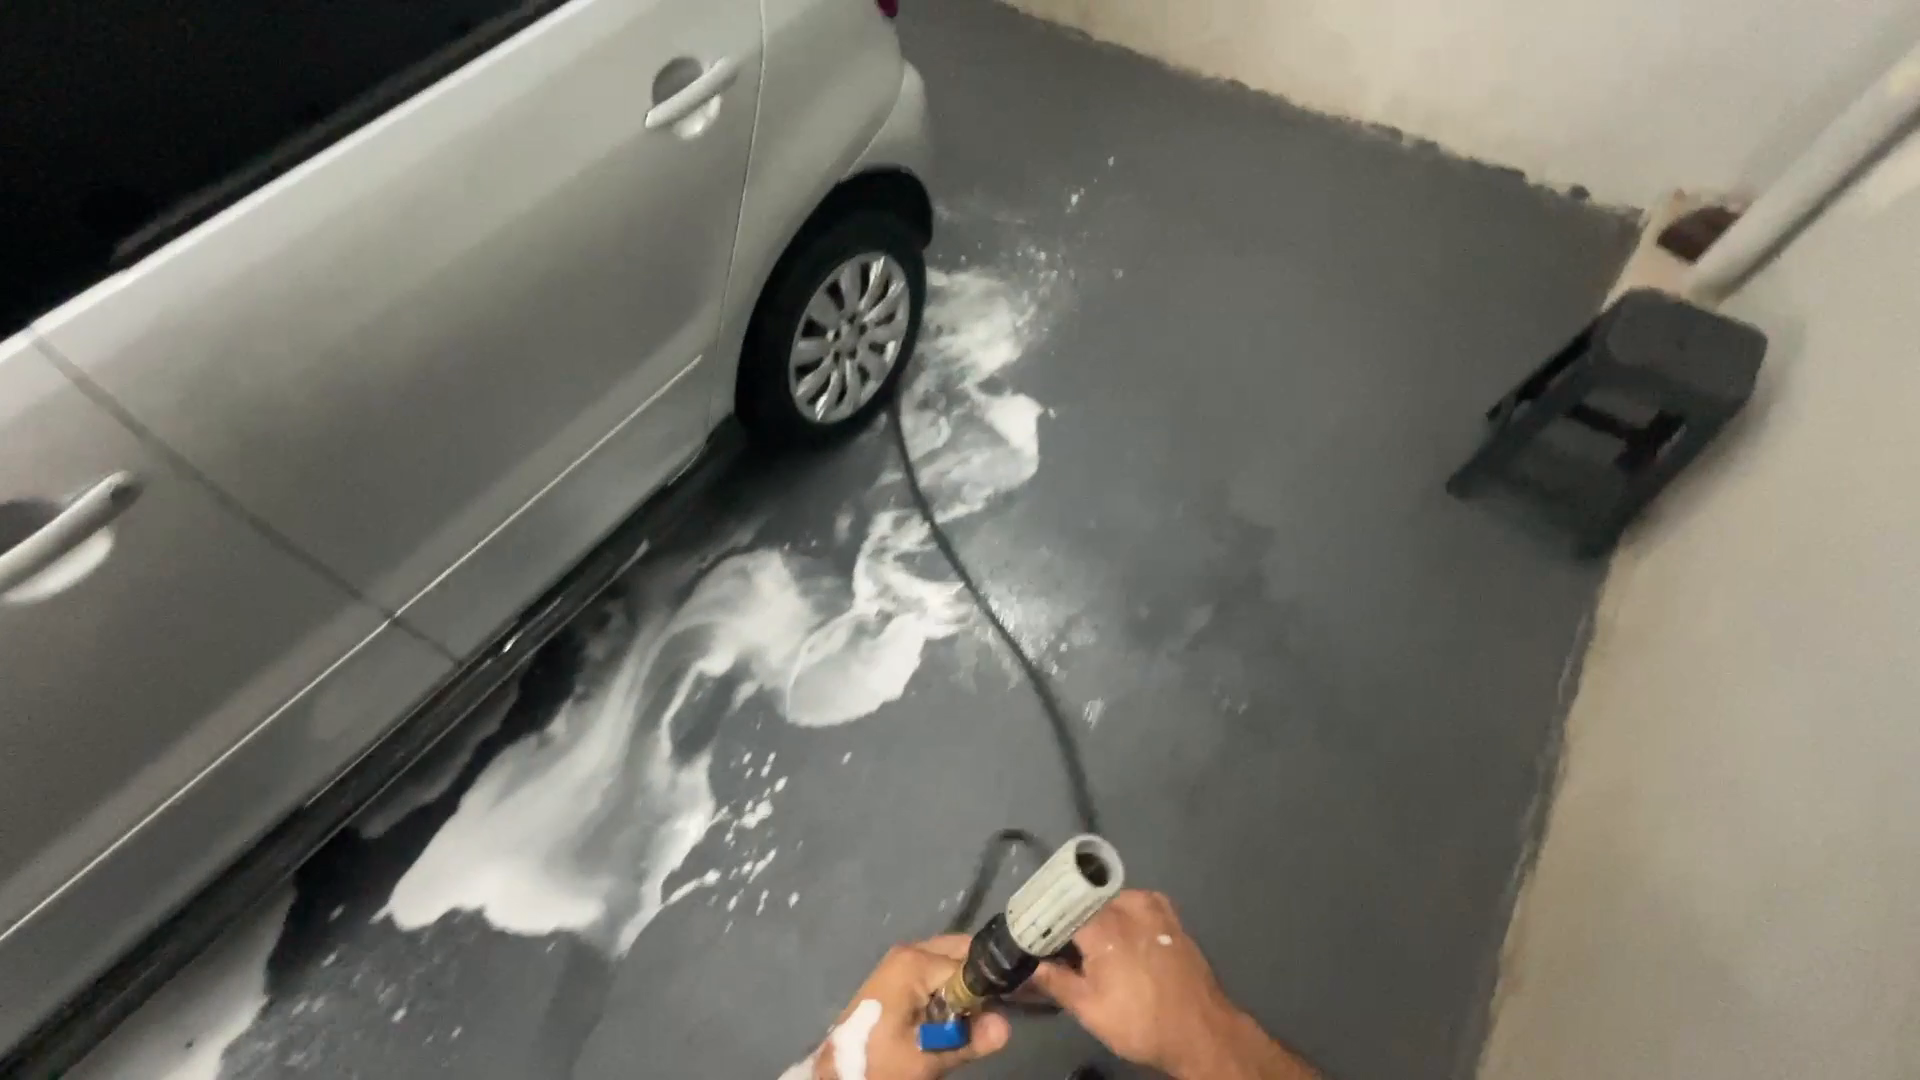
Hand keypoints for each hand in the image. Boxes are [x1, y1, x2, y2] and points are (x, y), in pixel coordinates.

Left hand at [799, 936, 1011, 1079]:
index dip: (990, 987)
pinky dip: (951, 985)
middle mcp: (910, 950)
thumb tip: (1006, 1025)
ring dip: (967, 983)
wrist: (836, 1073)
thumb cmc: (877, 1064)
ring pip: (951, 959)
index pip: (970, 964)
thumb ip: (966, 1040)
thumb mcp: (924, 1059)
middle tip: (996, 1011)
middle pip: (962, 951)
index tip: (1010, 1005)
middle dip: (981, 978)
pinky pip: (937, 969)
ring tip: (977, 1016)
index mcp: (915, 962)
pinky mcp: (899, 972)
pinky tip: (955, 1013)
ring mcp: (902, 959)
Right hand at [1029, 891, 1316, 1079]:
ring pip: (1107, 900)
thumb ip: (1055, 981)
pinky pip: (1133, 903)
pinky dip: (1121, 915)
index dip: (1043, 919)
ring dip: (1095, 917)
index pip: (1057, 907)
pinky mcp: (1167, 912)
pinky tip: (1121, 938)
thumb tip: (1027, 967)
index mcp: (1101, 924)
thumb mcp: (1090, 1009)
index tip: (1033, 932)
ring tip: (1091, 945)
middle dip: (1069, 920)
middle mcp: (1124, 903)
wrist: (1202, 1031)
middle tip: (1062, 945)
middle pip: (1083, 901)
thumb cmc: (1142, 1022)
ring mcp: (1150, 904)